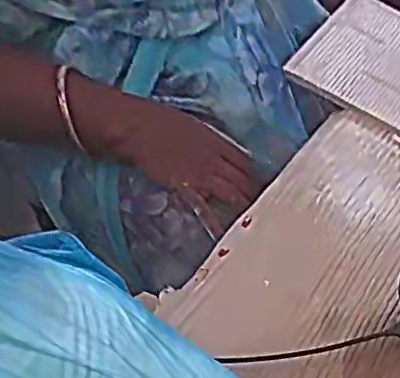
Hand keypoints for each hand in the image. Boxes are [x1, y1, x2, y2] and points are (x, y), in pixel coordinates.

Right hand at [93, 95, 258, 223]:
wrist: (135, 127)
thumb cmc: (158, 122)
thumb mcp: (192, 125)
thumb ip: (210, 142)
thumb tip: (221, 154)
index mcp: (216, 141)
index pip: (245, 163)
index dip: (255, 178)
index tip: (261, 190)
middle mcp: (214, 158)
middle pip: (244, 180)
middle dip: (255, 196)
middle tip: (263, 211)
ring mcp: (203, 173)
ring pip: (233, 193)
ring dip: (244, 208)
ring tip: (252, 222)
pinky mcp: (189, 186)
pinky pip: (209, 207)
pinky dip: (219, 221)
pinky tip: (226, 232)